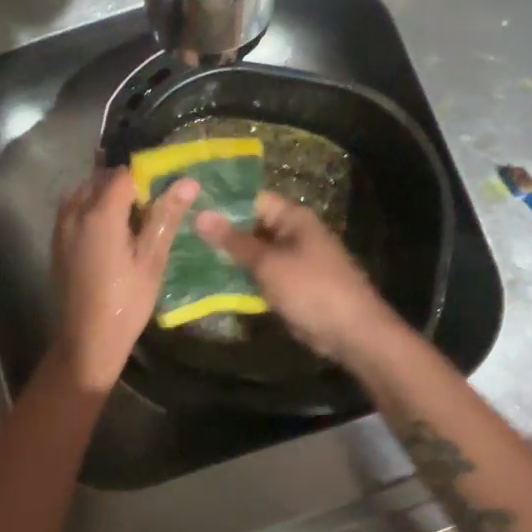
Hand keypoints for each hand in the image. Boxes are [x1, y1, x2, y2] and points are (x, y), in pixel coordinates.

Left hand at [50, 168, 198, 391]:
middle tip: (150, 207)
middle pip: (101, 179)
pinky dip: (91, 209)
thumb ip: (166, 216)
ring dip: (106, 196)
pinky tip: (109, 234)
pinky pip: (73, 209)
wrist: (86, 341)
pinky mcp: (56, 241)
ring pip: (84, 192)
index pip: (124, 174)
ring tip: (131, 220)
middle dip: (125, 184)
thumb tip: (188, 181)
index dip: (146, 177)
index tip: (163, 191)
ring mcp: (61, 226)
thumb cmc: (126, 302)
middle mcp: (75, 211)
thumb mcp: (152, 260)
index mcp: (100, 213)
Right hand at [195, 190, 408, 369]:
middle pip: (250, 225)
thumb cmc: (312, 289)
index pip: (251, 199)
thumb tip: (201, 215)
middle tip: (179, 231)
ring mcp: (291, 260)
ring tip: (185, 253)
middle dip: (219, 231)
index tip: (187, 205)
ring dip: (226, 256)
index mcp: (292, 218)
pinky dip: (239, 276)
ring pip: (252, 252)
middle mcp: (292, 233)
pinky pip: (259, 274)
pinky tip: (208, 279)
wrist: (352, 333)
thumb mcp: (269, 263)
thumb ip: (234, 241)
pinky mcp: (289, 284)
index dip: (221, 202)